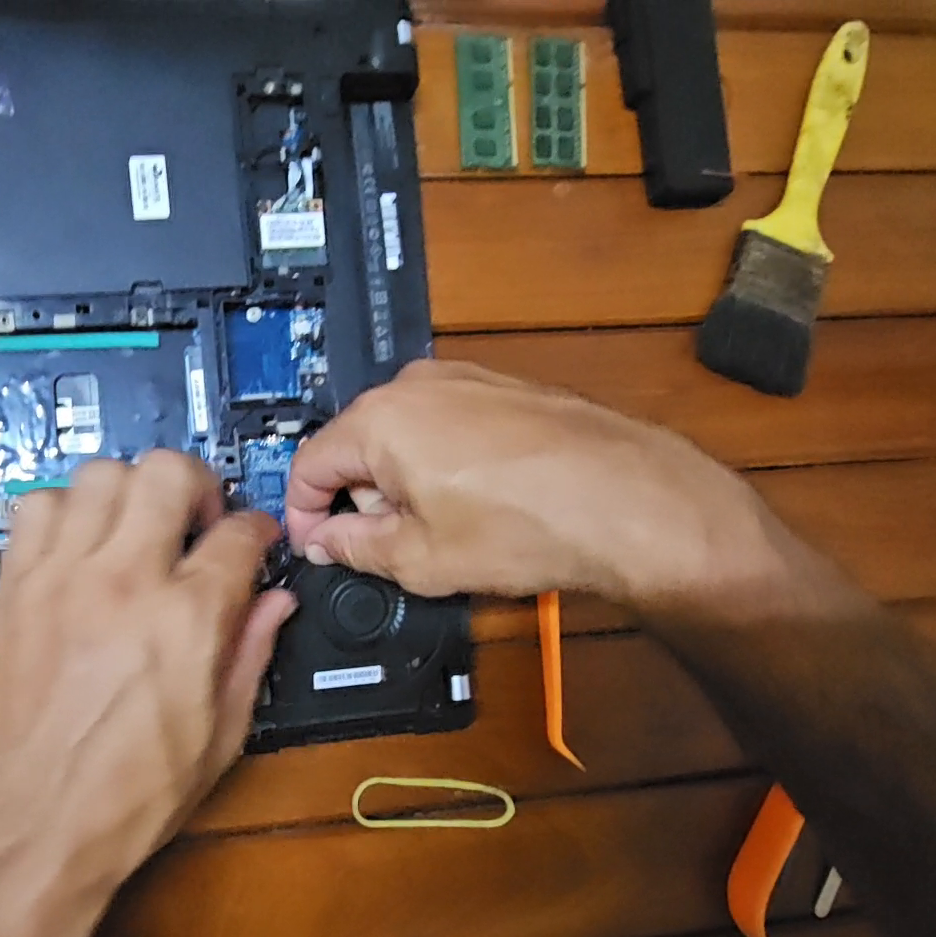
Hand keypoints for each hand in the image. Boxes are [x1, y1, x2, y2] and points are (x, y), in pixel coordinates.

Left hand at [0, 450, 296, 887]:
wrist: (35, 827)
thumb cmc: (128, 795)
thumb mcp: (221, 735)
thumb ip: (252, 652)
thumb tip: (275, 604)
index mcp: (188, 620)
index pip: (240, 534)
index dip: (258, 531)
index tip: (253, 540)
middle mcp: (125, 583)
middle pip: (168, 473)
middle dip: (197, 485)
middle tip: (197, 519)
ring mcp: (62, 579)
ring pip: (100, 474)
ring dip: (130, 490)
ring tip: (137, 526)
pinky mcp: (16, 589)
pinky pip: (35, 507)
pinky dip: (65, 509)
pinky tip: (80, 543)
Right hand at [284, 361, 801, 609]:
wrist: (631, 502)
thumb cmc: (530, 525)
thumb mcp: (418, 557)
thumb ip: (352, 547)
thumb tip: (325, 539)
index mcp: (379, 421)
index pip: (308, 464)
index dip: (304, 513)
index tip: (316, 543)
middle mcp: (414, 386)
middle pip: (353, 445)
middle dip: (357, 497)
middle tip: (385, 545)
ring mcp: (461, 379)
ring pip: (398, 434)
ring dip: (399, 481)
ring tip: (441, 526)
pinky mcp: (498, 387)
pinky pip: (441, 423)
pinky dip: (438, 462)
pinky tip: (474, 500)